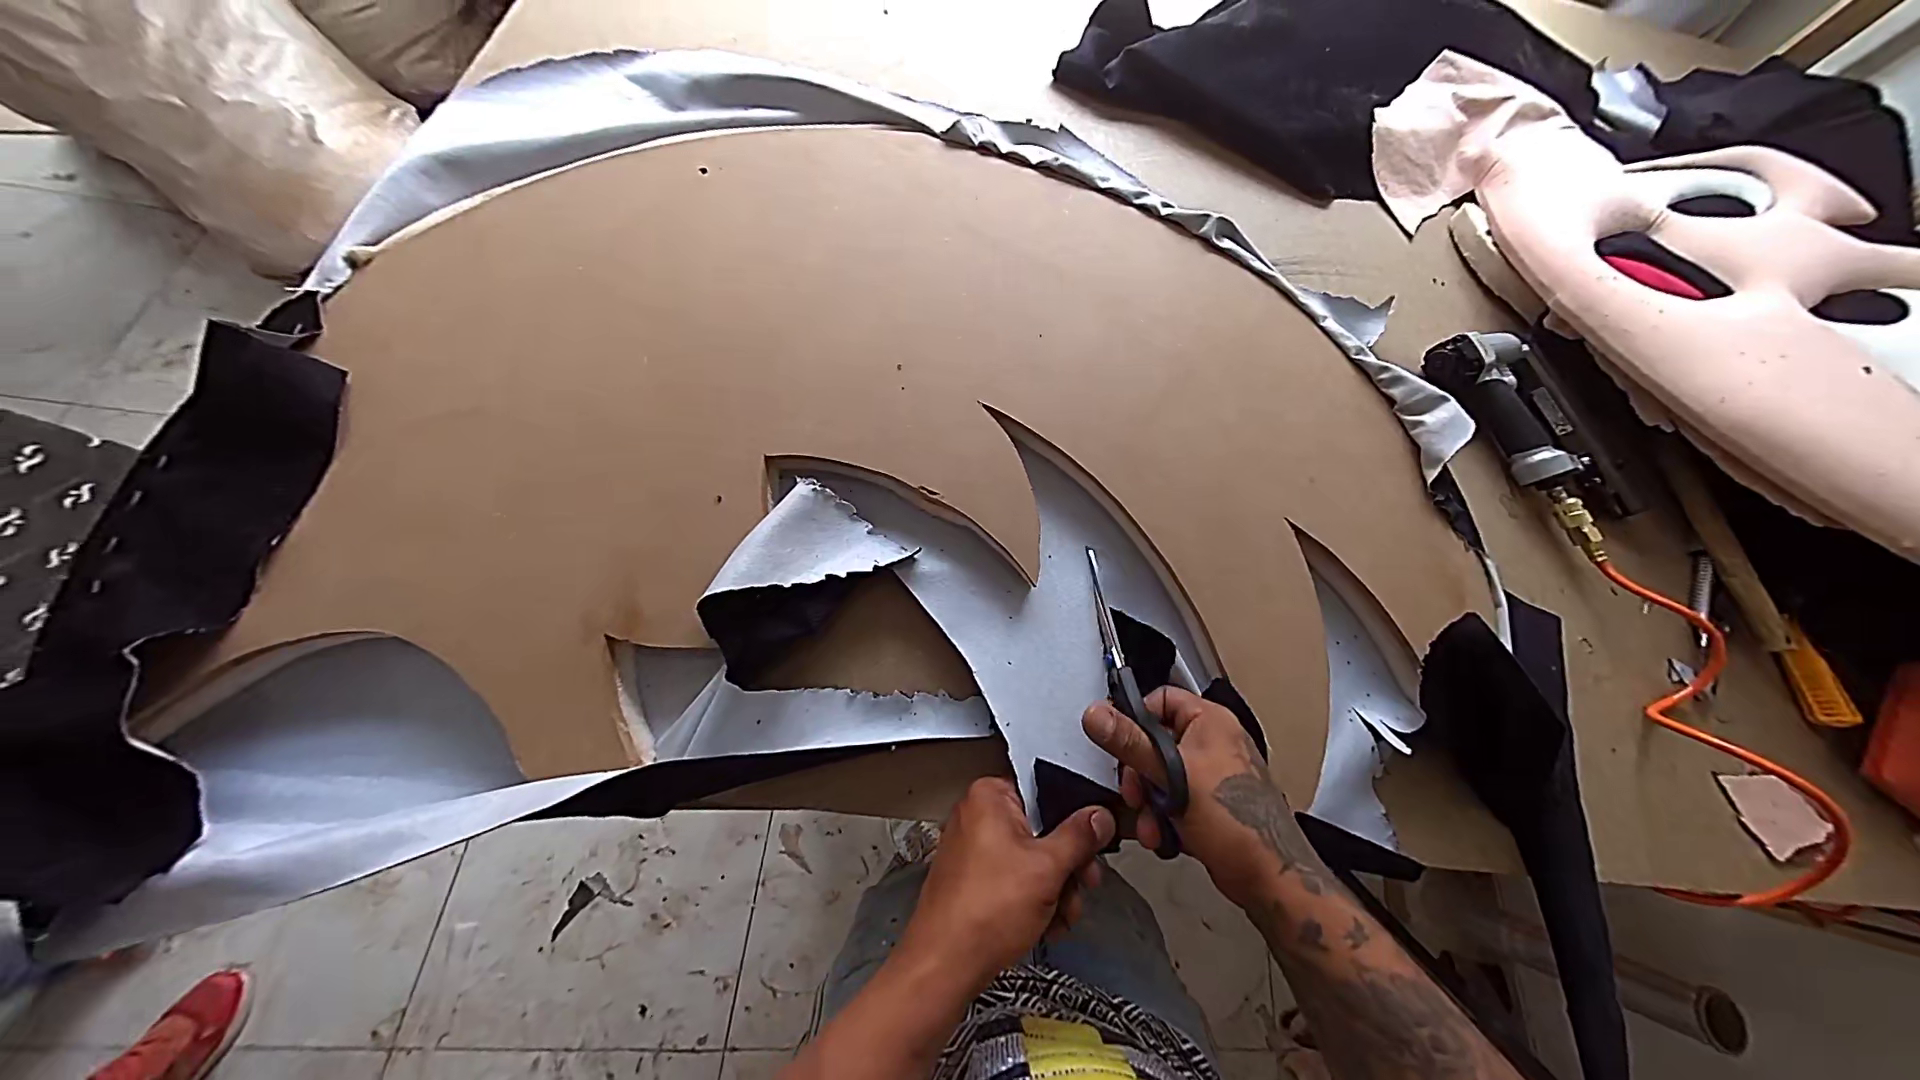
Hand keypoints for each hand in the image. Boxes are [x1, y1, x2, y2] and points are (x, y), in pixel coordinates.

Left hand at [895, 777, 1114, 994]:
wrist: (945, 965)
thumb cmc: (981, 913)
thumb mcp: (1047, 868)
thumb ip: (1080, 837)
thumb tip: (1098, 818)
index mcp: (989, 796)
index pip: (1044, 790)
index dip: (1073, 816)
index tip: (1092, 838)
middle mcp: (977, 814)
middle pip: (1042, 827)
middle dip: (1067, 864)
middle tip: (1079, 883)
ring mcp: (974, 847)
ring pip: (1033, 857)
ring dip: (1056, 888)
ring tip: (1059, 912)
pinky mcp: (975, 876)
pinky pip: (1016, 877)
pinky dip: (1035, 899)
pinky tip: (1043, 923)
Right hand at [1083, 686, 1304, 908]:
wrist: (1269, 877)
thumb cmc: (1236, 820)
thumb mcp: (1171, 774)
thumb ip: (1129, 742)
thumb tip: (1096, 714)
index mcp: (1210, 721)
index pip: (1160, 698)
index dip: (1135, 719)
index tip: (1118, 741)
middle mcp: (1212, 742)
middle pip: (1154, 741)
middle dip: (1138, 774)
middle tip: (1135, 791)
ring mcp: (1211, 774)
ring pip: (1159, 775)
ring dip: (1147, 801)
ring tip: (1150, 821)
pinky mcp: (1208, 803)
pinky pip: (1172, 799)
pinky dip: (1161, 816)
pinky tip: (1162, 834)